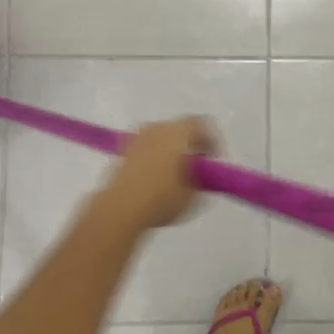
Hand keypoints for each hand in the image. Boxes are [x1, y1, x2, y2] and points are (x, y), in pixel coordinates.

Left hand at [98, 117, 216, 228]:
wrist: (119, 208)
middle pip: (181, 128)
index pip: (202, 124)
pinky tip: (155, 178)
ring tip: (175, 175)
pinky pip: (146, 147)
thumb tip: (203, 172)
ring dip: (172, 150)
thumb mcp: (195, 194)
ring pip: (162, 137)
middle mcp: (157, 127)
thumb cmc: (162, 199)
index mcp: (178, 132)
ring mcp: (137, 137)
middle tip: (196, 168)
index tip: (213, 161)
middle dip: (191, 144)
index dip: (212, 140)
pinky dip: (154, 156)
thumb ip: (204, 177)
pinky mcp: (122, 151)